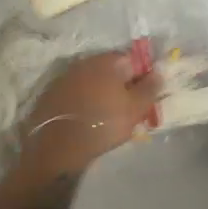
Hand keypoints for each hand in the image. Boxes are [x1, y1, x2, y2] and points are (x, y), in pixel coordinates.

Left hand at [11, 54, 161, 184]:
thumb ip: (150, 86)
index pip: (131, 59)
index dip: (141, 75)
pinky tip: (86, 117)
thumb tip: (159, 70)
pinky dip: (82, 100)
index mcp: (105, 62)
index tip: (144, 93)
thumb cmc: (104, 124)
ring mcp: (62, 79)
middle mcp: (82, 64)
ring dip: (100, 92)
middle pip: (109, 69)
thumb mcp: (136, 108)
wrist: (57, 149)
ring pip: (90, 81)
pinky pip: (73, 93)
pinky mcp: (48, 96)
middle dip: (120, 83)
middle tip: (127, 104)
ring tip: (106, 113)